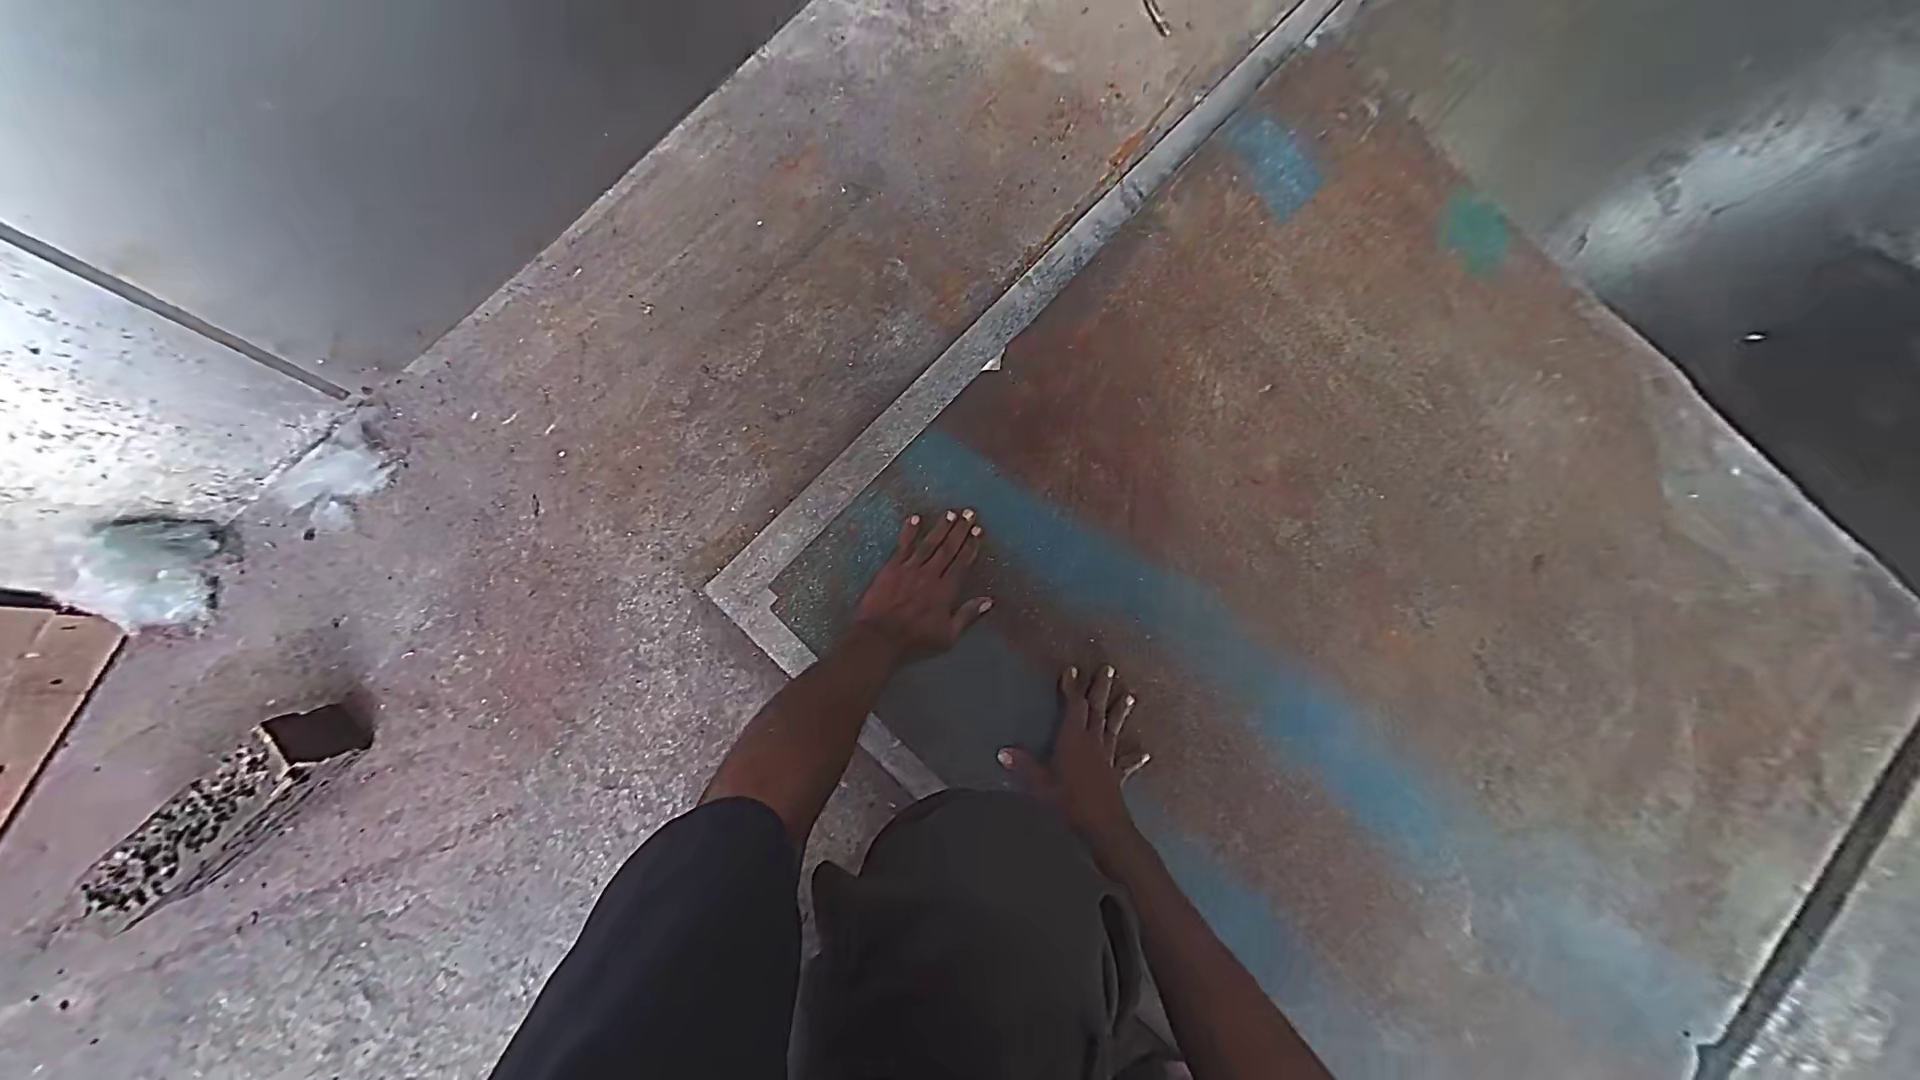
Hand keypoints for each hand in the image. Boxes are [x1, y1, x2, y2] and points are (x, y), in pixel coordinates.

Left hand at [849, 509, 992, 661]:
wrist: (880, 637)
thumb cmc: (915, 640)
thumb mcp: (947, 636)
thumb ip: (968, 615)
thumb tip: (989, 601)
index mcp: (945, 590)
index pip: (962, 562)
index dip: (970, 545)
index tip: (977, 531)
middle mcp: (930, 575)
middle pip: (948, 548)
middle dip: (960, 530)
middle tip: (969, 513)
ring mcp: (910, 569)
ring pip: (929, 543)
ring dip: (941, 527)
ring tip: (951, 513)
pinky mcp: (891, 568)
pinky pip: (903, 545)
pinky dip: (910, 531)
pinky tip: (916, 518)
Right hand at [1000, 664, 1150, 849]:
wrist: (1102, 826)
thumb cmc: (1069, 800)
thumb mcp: (1040, 783)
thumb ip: (1023, 765)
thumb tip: (1002, 752)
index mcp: (1073, 738)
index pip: (1074, 706)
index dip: (1073, 687)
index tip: (1072, 669)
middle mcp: (1093, 742)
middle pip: (1097, 710)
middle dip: (1101, 688)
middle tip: (1109, 668)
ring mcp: (1107, 757)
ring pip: (1113, 728)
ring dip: (1121, 711)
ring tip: (1131, 695)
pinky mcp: (1116, 775)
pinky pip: (1125, 762)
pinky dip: (1133, 756)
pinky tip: (1143, 753)